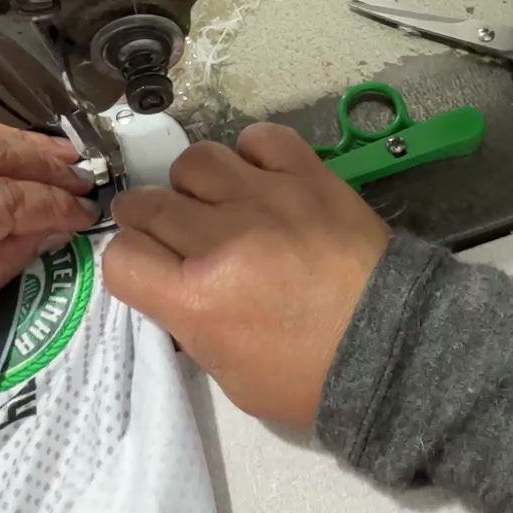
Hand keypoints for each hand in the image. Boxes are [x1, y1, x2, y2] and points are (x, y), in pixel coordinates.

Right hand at [105, 124, 390, 427]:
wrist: (390, 343)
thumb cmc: (309, 374)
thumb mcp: (229, 374)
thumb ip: (189, 321)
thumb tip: (175, 281)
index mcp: (196, 300)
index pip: (122, 255)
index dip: (131, 261)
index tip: (150, 265)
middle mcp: (222, 240)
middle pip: (149, 203)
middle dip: (150, 218)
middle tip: (177, 231)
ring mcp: (267, 199)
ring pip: (196, 160)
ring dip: (196, 183)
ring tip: (220, 202)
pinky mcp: (309, 175)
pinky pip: (261, 137)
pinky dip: (253, 153)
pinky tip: (262, 178)